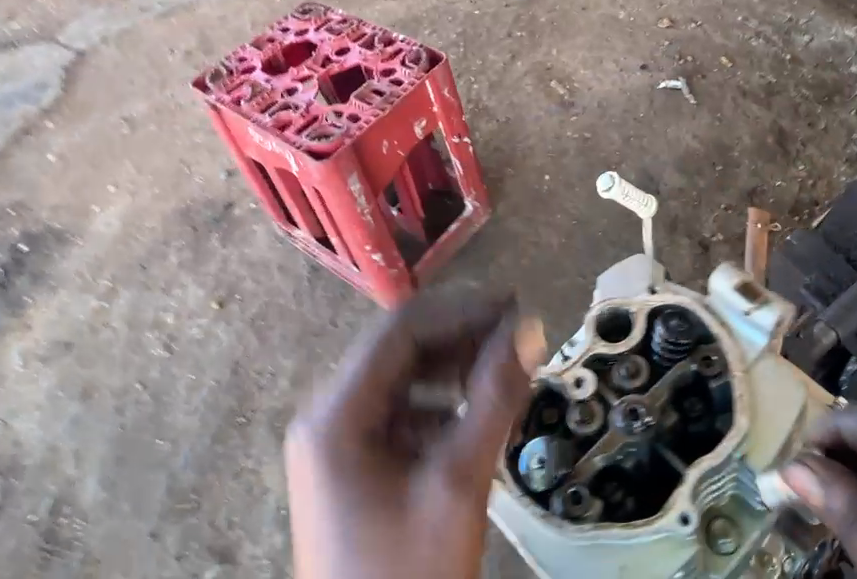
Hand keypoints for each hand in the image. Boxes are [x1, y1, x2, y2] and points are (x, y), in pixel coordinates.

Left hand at [285, 292, 546, 578]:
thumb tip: (528, 331)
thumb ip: (493, 400)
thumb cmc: (406, 574)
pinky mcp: (353, 467)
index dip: (462, 309)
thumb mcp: (455, 483)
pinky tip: (477, 414)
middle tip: (518, 331)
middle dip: (461, 336)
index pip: (401, 330)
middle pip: (399, 350)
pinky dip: (441, 405)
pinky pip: (400, 414)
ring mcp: (337, 443)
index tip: (516, 305)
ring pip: (402, 379)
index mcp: (335, 414)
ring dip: (454, 368)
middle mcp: (327, 416)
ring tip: (505, 368)